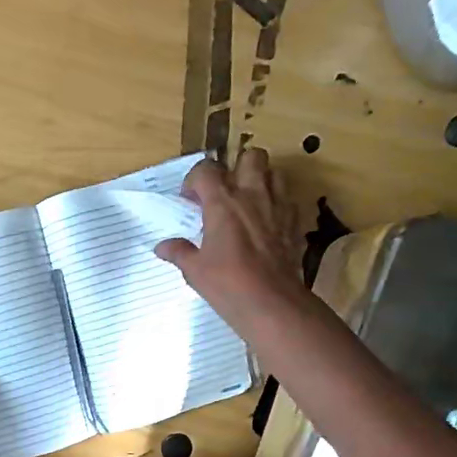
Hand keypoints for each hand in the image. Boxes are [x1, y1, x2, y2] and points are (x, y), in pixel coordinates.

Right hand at [154, 147, 304, 311]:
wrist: (270, 300)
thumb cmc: (226, 282)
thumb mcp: (194, 270)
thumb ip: (179, 252)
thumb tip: (162, 247)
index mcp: (223, 202)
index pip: (206, 170)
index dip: (194, 180)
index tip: (190, 199)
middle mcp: (253, 194)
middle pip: (251, 156)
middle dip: (236, 167)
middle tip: (225, 191)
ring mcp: (278, 205)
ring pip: (274, 172)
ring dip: (260, 180)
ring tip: (246, 202)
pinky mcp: (294, 221)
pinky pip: (287, 198)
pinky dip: (276, 203)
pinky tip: (265, 222)